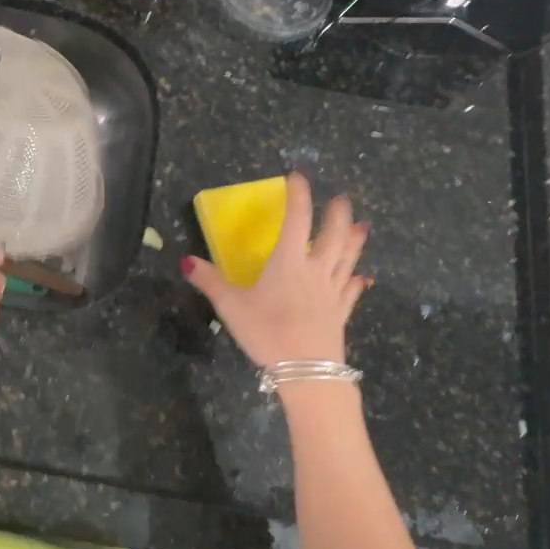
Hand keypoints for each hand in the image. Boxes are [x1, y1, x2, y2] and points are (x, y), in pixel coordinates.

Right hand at [182, 172, 370, 367]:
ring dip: (354, 241)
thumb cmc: (267, 333)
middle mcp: (315, 270)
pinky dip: (357, 281)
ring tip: (362, 226)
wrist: (308, 372)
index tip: (298, 176)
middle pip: (332, 235)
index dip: (298, 194)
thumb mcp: (230, 306)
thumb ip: (210, 281)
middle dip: (337, 214)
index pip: (297, 219)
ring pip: (348, 259)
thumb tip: (187, 260)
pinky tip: (362, 278)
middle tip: (341, 198)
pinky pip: (351, 291)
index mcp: (288, 262)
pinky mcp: (340, 313)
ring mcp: (332, 292)